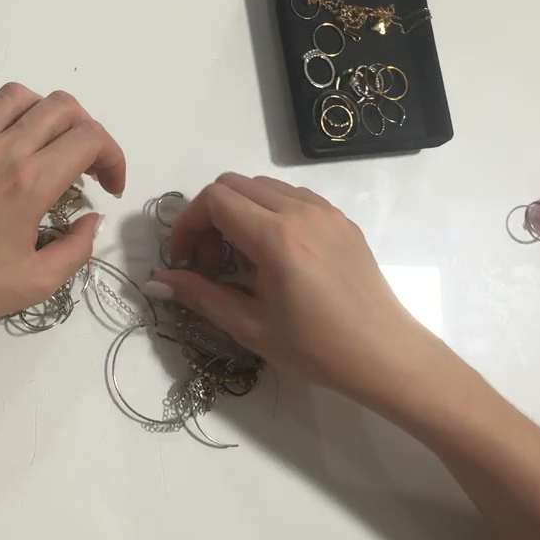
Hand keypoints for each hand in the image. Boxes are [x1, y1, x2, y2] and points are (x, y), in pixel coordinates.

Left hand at [0, 84, 126, 359]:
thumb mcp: (36, 283)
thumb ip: (76, 248)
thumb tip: (90, 221)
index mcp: (30, 183)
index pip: (90, 138)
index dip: (113, 158)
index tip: (110, 189)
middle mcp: (1, 151)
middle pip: (61, 106)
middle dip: (88, 131)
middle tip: (87, 170)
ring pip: (17, 96)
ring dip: (44, 113)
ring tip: (49, 148)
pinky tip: (2, 145)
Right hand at [146, 173, 459, 411]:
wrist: (384, 355)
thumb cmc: (315, 348)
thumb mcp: (249, 326)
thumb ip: (199, 295)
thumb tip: (155, 281)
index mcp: (276, 237)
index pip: (214, 200)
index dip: (188, 224)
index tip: (184, 259)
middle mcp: (301, 211)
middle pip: (234, 184)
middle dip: (208, 216)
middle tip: (208, 261)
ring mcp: (326, 212)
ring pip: (262, 186)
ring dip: (238, 211)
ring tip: (239, 259)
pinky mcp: (342, 220)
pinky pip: (292, 196)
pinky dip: (267, 212)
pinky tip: (271, 255)